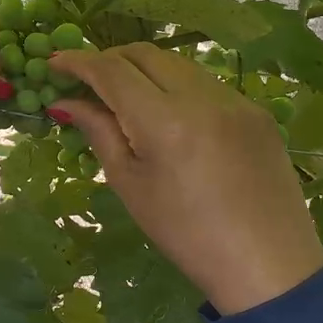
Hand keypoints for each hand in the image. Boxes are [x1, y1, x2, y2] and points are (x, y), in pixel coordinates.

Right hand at [48, 43, 322, 314]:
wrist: (268, 268)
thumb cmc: (184, 232)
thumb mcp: (128, 182)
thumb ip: (98, 131)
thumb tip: (65, 103)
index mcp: (163, 121)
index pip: (110, 70)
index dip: (77, 61)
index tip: (54, 64)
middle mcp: (201, 98)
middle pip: (143, 54)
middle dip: (108, 59)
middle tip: (86, 80)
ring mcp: (235, 101)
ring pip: (175, 63)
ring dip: (142, 69)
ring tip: (124, 96)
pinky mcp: (257, 112)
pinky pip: (204, 82)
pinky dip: (174, 86)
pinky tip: (167, 115)